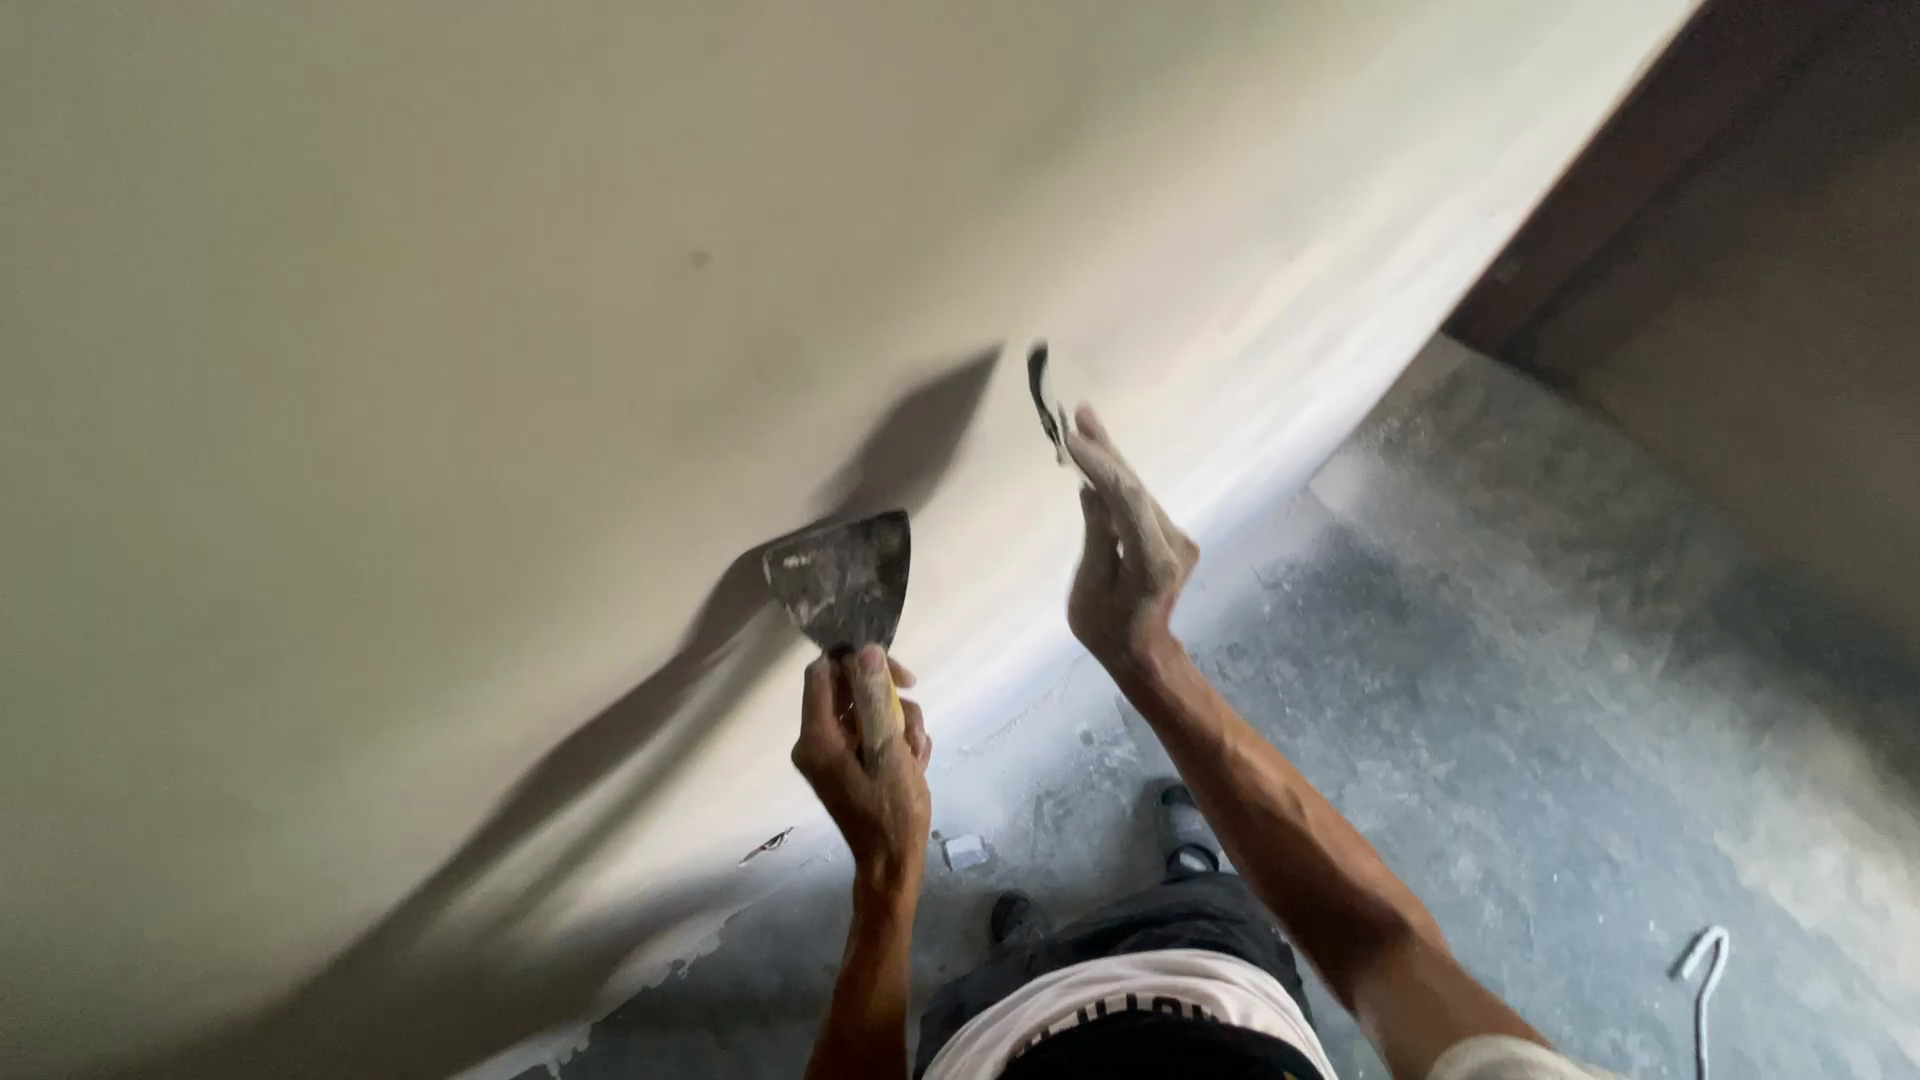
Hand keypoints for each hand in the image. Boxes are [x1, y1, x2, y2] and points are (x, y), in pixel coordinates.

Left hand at [791, 646, 932, 892]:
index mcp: (816, 737)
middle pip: (849, 690)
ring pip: (868, 709)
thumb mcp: (887, 748)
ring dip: (900, 722)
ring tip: (916, 751)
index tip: (894, 673)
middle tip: (914, 715)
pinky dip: (896, 739)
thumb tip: (865, 651)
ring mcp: (834, 752)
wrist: (893, 861)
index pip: (822, 673)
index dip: (856, 662)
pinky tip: (914, 761)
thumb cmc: (891, 809)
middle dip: (889, 699)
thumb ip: (874, 697)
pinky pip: (872, 731)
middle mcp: (817, 740)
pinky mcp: (849, 762)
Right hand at [1065, 404, 1199, 668]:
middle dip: (1106, 450)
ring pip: (1138, 491)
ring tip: (1083, 426)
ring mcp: (1177, 539)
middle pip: (1136, 486)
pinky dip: (1116, 483)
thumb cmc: (1107, 631)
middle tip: (1081, 414)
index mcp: (1154, 560)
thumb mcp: (1089, 589)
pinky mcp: (1172, 538)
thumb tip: (1093, 490)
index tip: (1072, 439)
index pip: (1127, 498)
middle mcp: (1174, 543)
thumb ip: (1097, 536)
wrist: (1143, 653)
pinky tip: (1097, 461)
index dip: (1101, 464)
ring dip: (1111, 461)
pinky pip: (1139, 504)